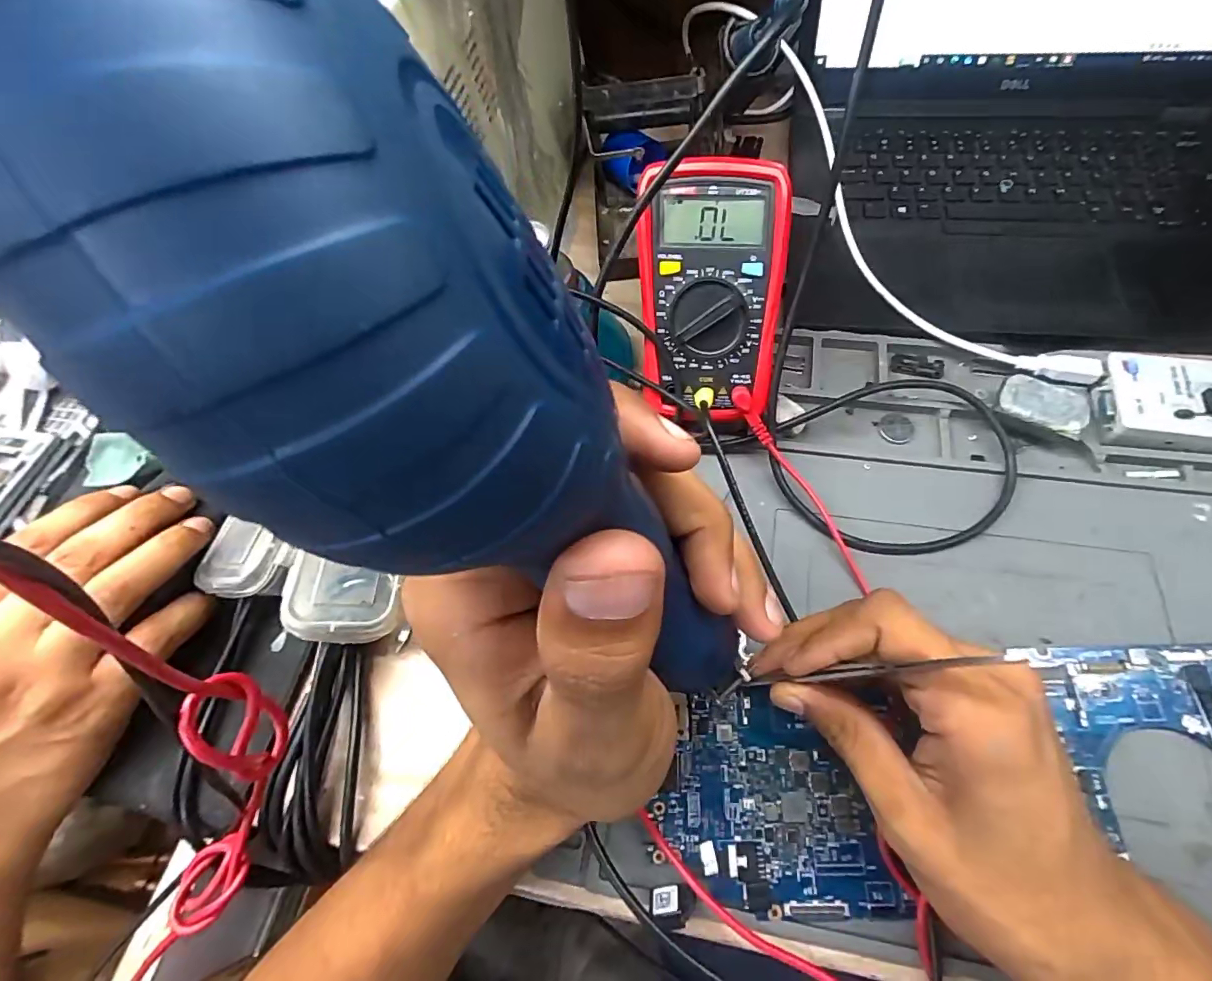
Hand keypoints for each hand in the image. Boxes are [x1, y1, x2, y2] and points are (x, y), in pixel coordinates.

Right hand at [0, 487, 216, 892]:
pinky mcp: (99, 700)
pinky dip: (184, 614)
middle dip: (141, 517)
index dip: (88, 510)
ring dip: (170, 549)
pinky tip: (206, 599)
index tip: (126, 491)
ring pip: (124, 587)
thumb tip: (54, 555)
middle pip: (85, 556)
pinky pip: (153, 642)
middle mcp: (3, 638)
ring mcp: (56, 668)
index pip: (27, 545)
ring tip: (201, 527)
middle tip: (181, 496)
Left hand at [407, 383, 780, 831]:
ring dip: (710, 541)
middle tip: (725, 595)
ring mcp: (567, 531)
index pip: (523, 462)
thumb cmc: (563, 769)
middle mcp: (515, 532)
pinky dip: (717, 553)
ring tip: (741, 616)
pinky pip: (673, 516)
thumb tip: (622, 553)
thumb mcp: (581, 737)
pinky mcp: (611, 540)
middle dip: (684, 516)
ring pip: (653, 485)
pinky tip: (740, 606)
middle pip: (609, 463)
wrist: (582, 776)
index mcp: (470, 567)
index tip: (677, 462)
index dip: (601, 435)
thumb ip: (593, 656)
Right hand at [750, 592, 1211, 980]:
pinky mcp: (990, 688)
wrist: (1085, 921)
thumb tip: (789, 688)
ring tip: (789, 677)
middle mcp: (990, 667)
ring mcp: (995, 674)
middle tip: (768, 668)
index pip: (885, 622)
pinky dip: (871, 671)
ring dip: (841, 653)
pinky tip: (834, 689)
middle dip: (821, 641)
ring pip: (898, 636)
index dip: (822, 637)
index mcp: (976, 695)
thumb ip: (851, 736)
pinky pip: (917, 661)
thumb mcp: (908, 816)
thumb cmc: (997, 885)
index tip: (777, 669)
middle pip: (887, 621)